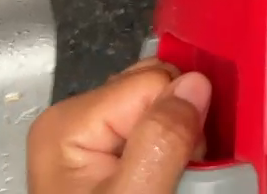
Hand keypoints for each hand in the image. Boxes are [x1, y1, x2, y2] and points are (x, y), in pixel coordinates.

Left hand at [27, 58, 213, 193]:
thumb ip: (162, 142)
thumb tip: (197, 83)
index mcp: (69, 123)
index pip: (153, 82)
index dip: (180, 118)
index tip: (185, 165)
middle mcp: (78, 121)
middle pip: (159, 89)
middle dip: (184, 128)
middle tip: (179, 180)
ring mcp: (93, 141)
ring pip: (165, 108)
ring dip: (183, 143)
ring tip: (175, 185)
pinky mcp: (110, 159)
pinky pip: (160, 129)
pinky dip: (175, 154)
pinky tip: (171, 181)